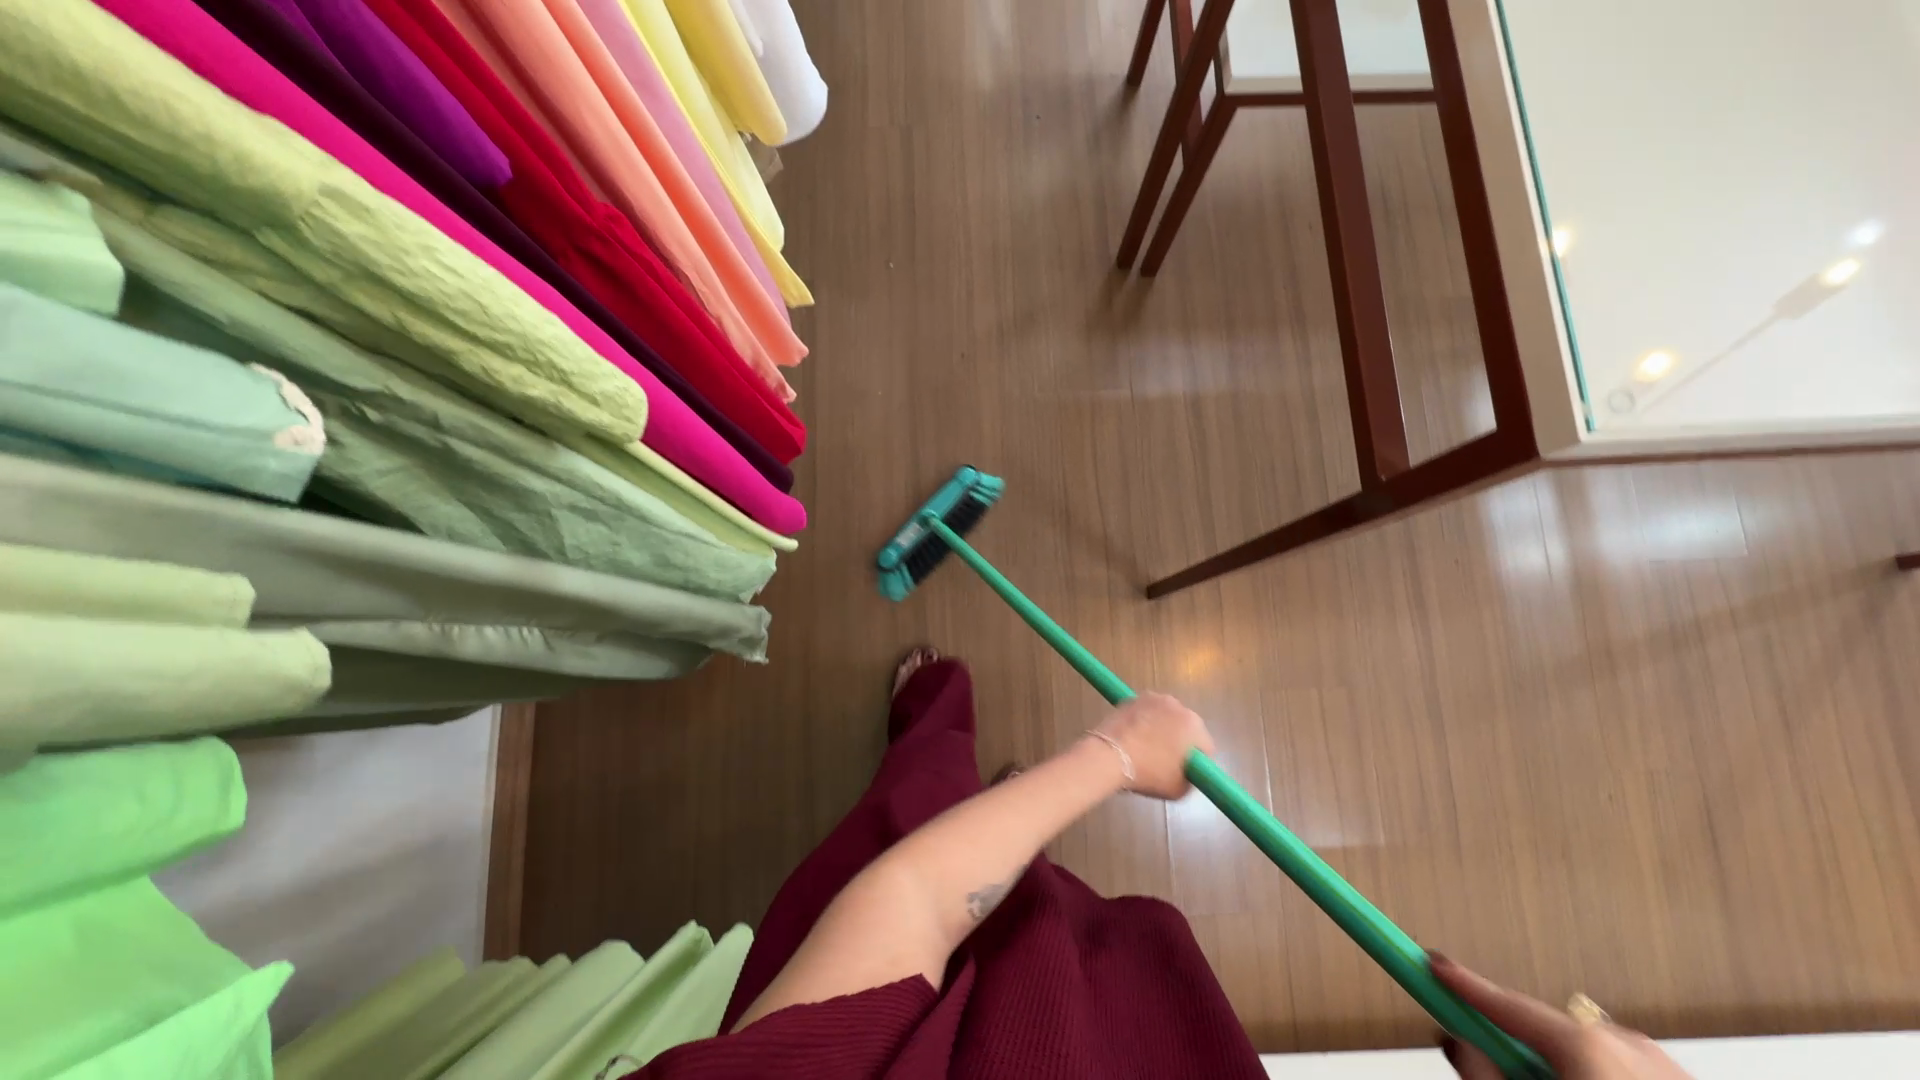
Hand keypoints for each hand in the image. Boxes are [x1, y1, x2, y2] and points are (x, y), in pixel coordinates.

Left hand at [1090, 693, 1213, 799]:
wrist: (1108, 756)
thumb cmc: (1148, 773)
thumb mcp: (1179, 789)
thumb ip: (1191, 779)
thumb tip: (1187, 773)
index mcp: (1194, 725)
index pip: (1205, 747)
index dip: (1197, 763)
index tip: (1185, 773)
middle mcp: (1177, 705)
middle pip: (1186, 728)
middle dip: (1179, 742)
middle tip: (1165, 762)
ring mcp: (1153, 698)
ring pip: (1165, 718)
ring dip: (1161, 729)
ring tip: (1146, 749)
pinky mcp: (1132, 698)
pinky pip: (1146, 713)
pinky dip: (1143, 722)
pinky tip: (1134, 738)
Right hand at [1430, 954, 1693, 1079]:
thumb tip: (1459, 1047)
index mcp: (1585, 1046)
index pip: (1501, 1002)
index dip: (1458, 981)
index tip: (1428, 960)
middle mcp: (1626, 1043)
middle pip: (1545, 1030)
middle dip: (1518, 1049)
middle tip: (1500, 1073)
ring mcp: (1664, 1065)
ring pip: (1585, 1052)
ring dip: (1562, 1071)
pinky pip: (1622, 1070)